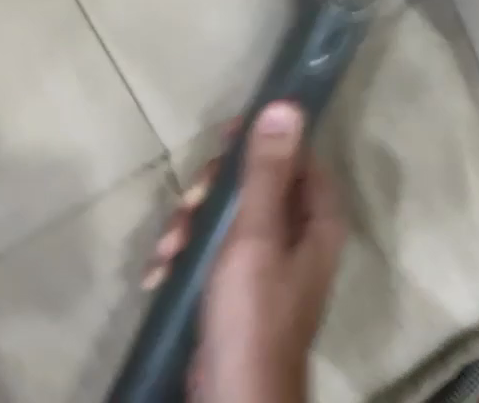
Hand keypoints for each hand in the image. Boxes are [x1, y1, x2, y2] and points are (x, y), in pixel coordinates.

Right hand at [143, 103, 345, 402]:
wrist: (234, 398)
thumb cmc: (252, 313)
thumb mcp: (255, 234)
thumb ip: (267, 172)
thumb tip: (287, 105)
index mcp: (317, 219)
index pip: (297, 156)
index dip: (263, 140)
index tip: (224, 136)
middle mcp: (300, 236)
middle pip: (257, 185)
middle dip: (214, 192)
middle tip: (190, 202)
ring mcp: (270, 265)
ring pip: (230, 217)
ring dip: (192, 225)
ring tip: (168, 248)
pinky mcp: (242, 289)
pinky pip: (216, 251)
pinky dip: (188, 255)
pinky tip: (161, 271)